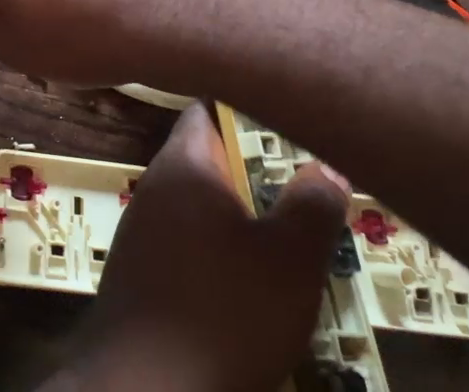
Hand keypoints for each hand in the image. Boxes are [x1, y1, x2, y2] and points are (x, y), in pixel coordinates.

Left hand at [43, 104, 350, 391]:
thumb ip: (312, 205)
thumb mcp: (289, 260)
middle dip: (257, 166)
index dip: (249, 105)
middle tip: (311, 178)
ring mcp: (143, 226)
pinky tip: (253, 271)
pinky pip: (188, 237)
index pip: (208, 107)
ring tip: (294, 226)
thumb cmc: (224, 311)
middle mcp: (155, 185)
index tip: (292, 111)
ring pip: (201, 200)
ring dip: (243, 210)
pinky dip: (221, 243)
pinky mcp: (142, 267)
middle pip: (209, 156)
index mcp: (183, 165)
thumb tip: (326, 164)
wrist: (145, 383)